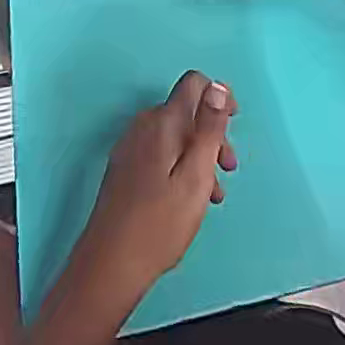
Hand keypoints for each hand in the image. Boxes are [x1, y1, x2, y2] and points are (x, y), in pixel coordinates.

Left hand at [72, 71, 237, 303]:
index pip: (193, 84)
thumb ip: (209, 128)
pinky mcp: (125, 165)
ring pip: (175, 135)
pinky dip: (180, 165)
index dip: (219, 96)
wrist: (111, 260)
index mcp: (162, 122)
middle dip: (212, 133)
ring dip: (199, 154)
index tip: (233, 125)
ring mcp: (130, 145)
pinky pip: (160, 151)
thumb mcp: (197, 175)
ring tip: (212, 193)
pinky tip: (189, 198)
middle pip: (185, 111)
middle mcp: (143, 125)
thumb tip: (219, 86)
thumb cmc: (161, 222)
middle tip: (228, 168)